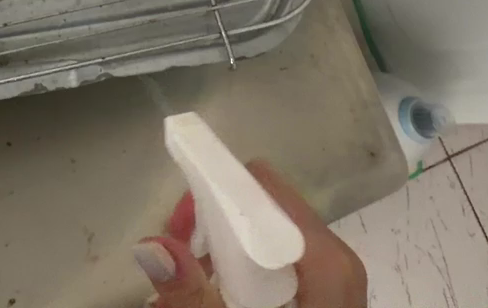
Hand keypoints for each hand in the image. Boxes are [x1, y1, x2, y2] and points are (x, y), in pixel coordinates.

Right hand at [132, 159, 366, 307]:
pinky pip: (278, 260)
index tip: (180, 226)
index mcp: (326, 266)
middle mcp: (337, 264)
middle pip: (264, 209)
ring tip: (193, 282)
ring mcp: (335, 282)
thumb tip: (151, 245)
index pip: (266, 192)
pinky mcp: (326, 299)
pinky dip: (243, 269)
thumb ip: (191, 298)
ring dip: (223, 247)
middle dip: (213, 224)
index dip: (217, 197)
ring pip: (267, 234)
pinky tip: (220, 295)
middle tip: (179, 253)